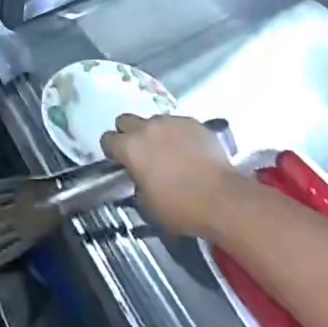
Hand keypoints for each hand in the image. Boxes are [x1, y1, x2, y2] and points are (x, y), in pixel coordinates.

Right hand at [101, 114, 240, 237]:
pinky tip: (187, 152)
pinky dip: (176, 135)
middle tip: (138, 153)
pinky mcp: (193, 121)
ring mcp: (173, 121)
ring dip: (154, 134)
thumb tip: (140, 174)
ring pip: (154, 121)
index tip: (117, 161)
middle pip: (126, 120)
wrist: (219, 196)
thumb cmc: (179, 206)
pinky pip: (177, 124)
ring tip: (167, 154)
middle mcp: (149, 127)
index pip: (108, 139)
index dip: (111, 150)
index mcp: (132, 147)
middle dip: (127, 133)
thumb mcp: (147, 203)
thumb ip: (136, 181)